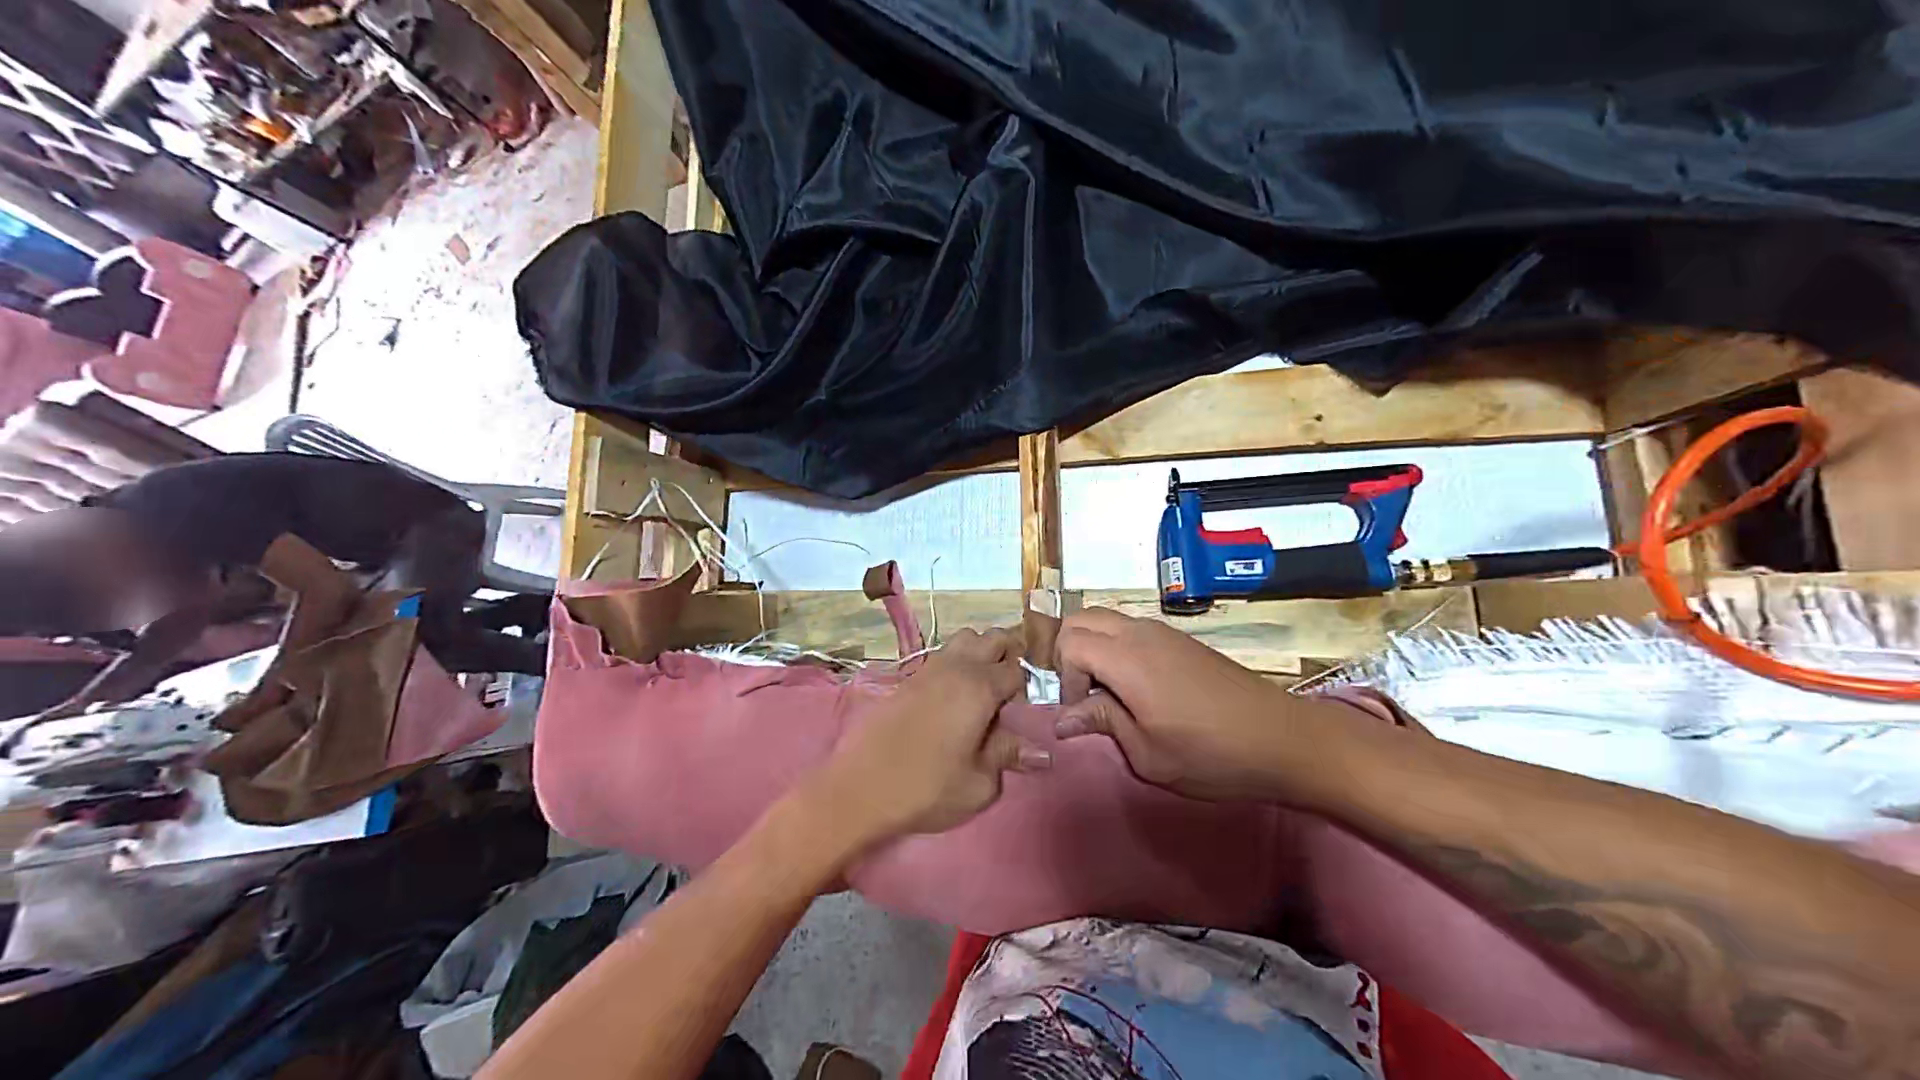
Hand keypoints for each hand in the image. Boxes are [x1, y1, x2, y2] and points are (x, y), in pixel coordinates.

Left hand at [802, 627, 1048, 847]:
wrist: (861, 788)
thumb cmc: (928, 788)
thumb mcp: (980, 783)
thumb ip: (1009, 757)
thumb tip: (1041, 752)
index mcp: (980, 686)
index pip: (1017, 669)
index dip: (1026, 687)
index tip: (1024, 712)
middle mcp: (956, 667)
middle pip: (993, 638)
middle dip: (1008, 656)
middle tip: (1008, 693)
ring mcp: (929, 668)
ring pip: (965, 639)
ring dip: (980, 654)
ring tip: (981, 690)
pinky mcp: (908, 678)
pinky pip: (942, 655)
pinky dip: (956, 664)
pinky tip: (953, 699)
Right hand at [1054, 608, 1331, 802]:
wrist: (1283, 739)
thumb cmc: (1210, 754)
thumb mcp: (1148, 754)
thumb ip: (1102, 723)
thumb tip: (1063, 719)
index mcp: (1127, 659)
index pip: (1069, 642)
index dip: (1064, 677)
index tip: (1081, 711)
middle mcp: (1141, 633)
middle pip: (1081, 618)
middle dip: (1068, 652)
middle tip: (1083, 693)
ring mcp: (1163, 632)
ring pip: (1106, 618)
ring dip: (1093, 646)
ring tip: (1107, 691)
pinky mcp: (1181, 639)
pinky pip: (1131, 628)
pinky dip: (1116, 646)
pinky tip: (1135, 686)